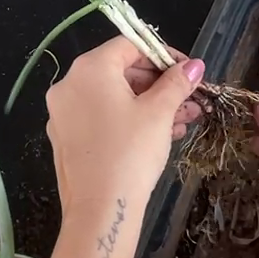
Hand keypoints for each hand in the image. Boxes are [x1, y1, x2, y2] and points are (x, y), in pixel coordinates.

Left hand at [45, 38, 204, 216]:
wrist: (100, 212)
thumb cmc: (131, 152)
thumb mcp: (160, 112)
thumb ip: (177, 82)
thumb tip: (195, 65)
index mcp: (89, 69)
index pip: (129, 45)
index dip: (162, 54)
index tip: (187, 70)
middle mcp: (69, 85)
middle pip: (121, 71)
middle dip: (159, 85)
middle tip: (189, 98)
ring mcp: (63, 114)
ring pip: (114, 97)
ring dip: (150, 104)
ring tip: (184, 119)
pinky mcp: (66, 139)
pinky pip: (102, 117)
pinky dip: (129, 120)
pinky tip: (160, 134)